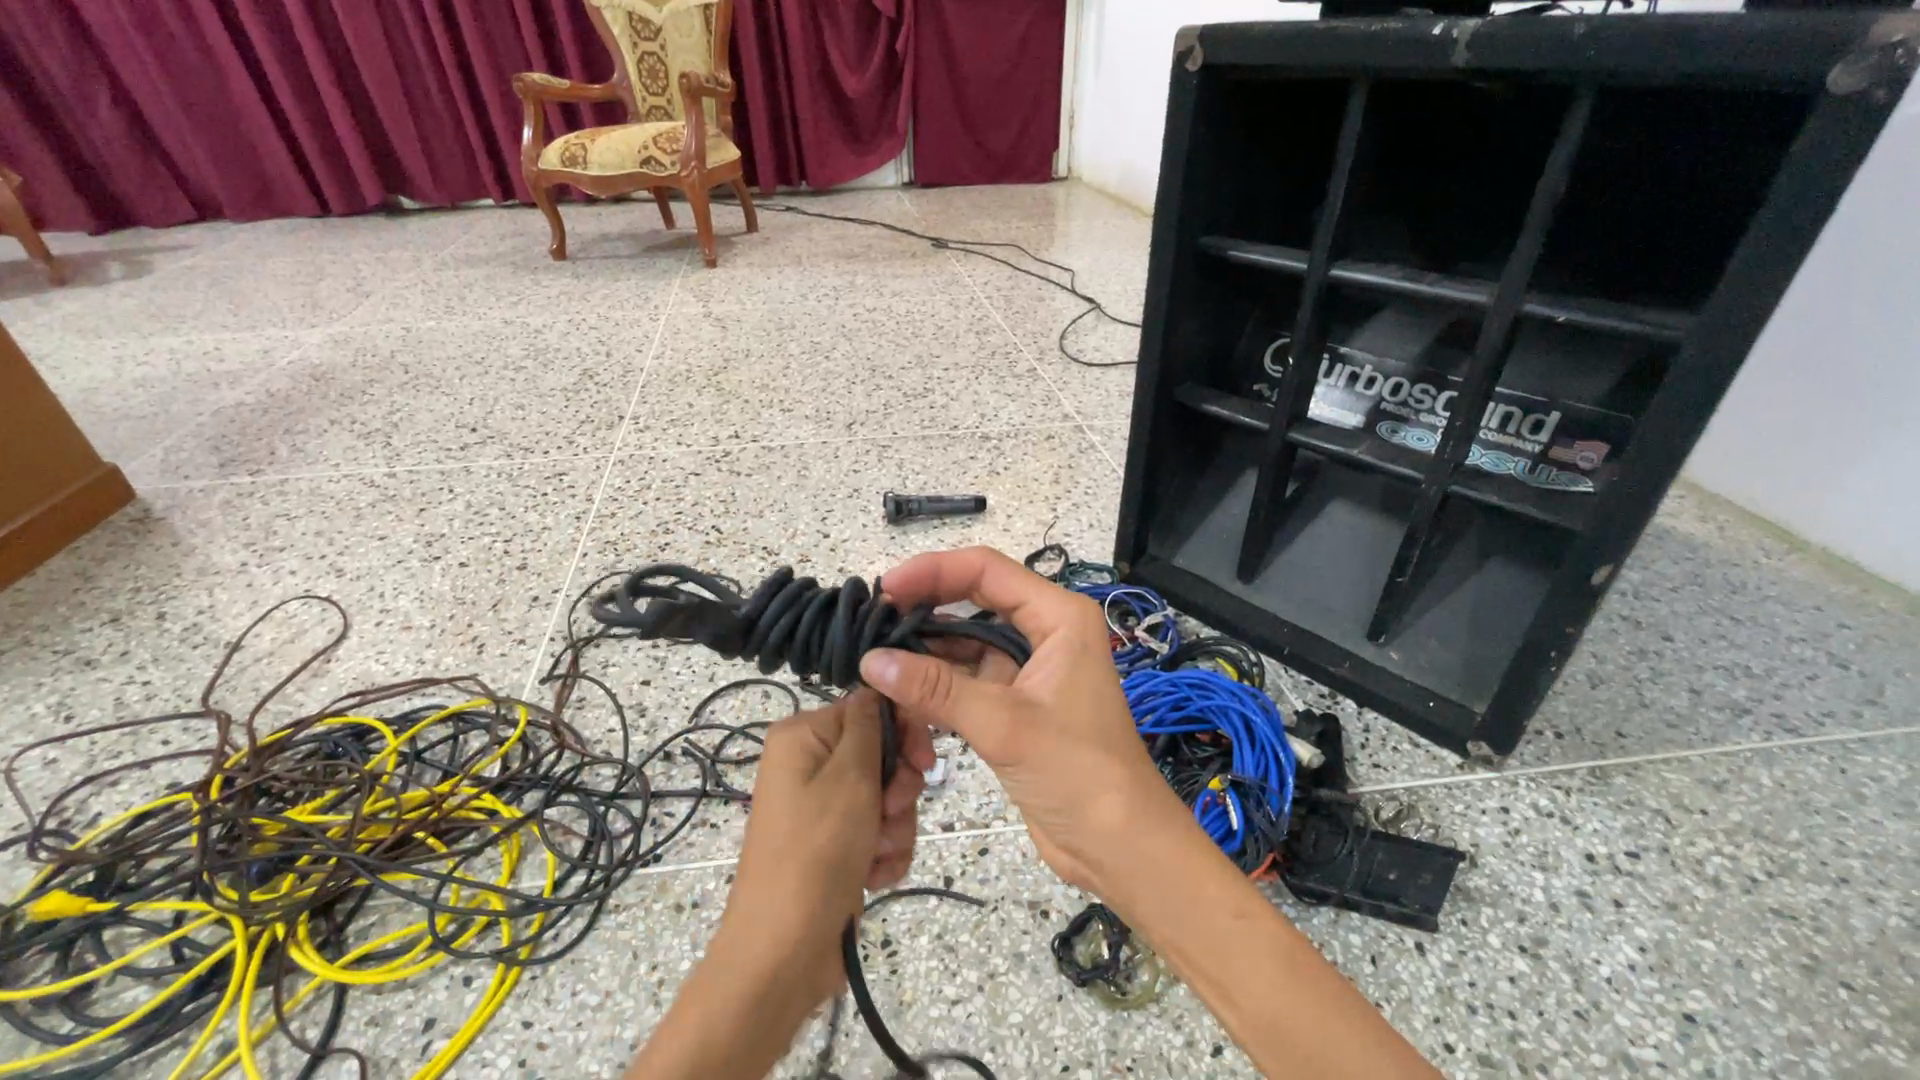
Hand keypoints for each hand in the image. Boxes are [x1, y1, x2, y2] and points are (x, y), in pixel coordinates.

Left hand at [627, 693, 928, 1079]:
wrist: (784, 950)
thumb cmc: (816, 851)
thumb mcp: (848, 777)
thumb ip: (869, 726)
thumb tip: (874, 685)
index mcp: (803, 737)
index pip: (868, 708)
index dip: (903, 732)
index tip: (924, 761)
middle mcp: (810, 766)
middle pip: (883, 755)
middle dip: (898, 789)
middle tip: (888, 812)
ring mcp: (823, 809)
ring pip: (888, 798)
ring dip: (895, 828)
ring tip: (875, 854)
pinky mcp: (837, 846)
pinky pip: (880, 833)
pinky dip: (884, 853)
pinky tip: (871, 876)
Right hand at [858, 547, 1190, 894]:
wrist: (1118, 843)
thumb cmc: (1077, 772)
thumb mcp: (1003, 724)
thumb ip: (936, 689)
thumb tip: (871, 661)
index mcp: (1058, 617)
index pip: (986, 570)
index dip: (932, 571)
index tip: (885, 588)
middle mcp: (1045, 633)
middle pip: (973, 601)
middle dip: (923, 610)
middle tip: (870, 625)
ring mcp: (1029, 669)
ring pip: (966, 643)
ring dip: (925, 654)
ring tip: (873, 660)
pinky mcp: (1016, 704)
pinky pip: (967, 680)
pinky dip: (936, 687)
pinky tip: (899, 696)